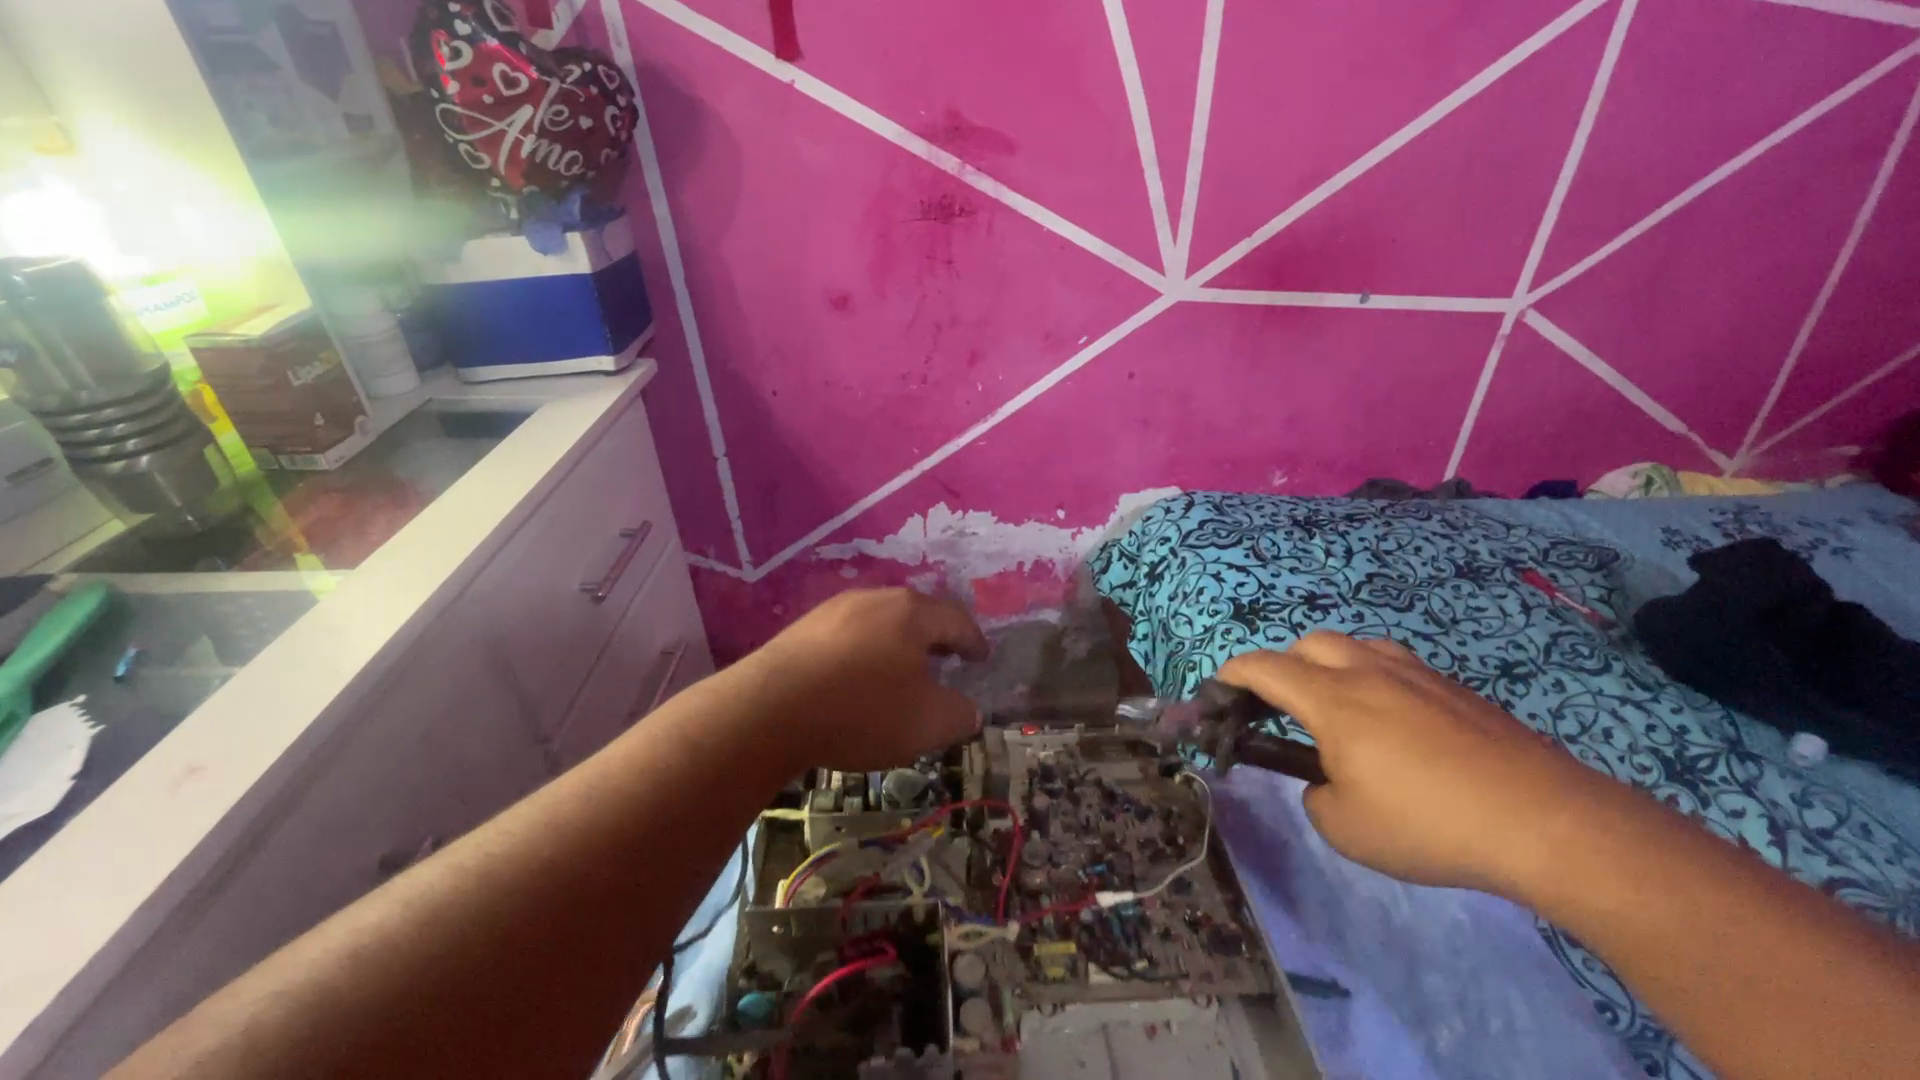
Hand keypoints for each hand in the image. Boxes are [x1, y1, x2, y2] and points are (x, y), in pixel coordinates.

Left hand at [733, 588, 989, 771]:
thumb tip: (969, 710)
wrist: (768, 711)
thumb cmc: (862, 711)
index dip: (974, 640)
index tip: (981, 658)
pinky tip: (855, 683)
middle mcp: (873, 599)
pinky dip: (863, 656)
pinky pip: (846, 639)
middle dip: (935, 639)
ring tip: (901, 674)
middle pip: (916, 614)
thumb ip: (960, 715)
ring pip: (878, 624)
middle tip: (947, 661)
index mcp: (911, 612)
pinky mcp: (799, 631)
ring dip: (896, 647)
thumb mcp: (928, 723)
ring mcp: (831, 611)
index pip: (956, 619)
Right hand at [1217, 632, 1617, 895]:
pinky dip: (1375, 679)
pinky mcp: (1457, 690)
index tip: (1217, 691)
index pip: (1264, 667)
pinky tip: (1394, 723)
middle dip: (1283, 668)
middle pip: (1310, 644)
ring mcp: (1419, 675)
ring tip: (1338, 709)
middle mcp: (1370, 671)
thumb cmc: (1428, 824)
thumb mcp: (1345, 829)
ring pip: (1357, 646)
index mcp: (1333, 700)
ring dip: (1331, 666)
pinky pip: (1397, 665)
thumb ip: (1316, 795)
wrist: (1543, 820)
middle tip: (1281, 709)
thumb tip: (1327, 780)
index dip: (1232, 674)